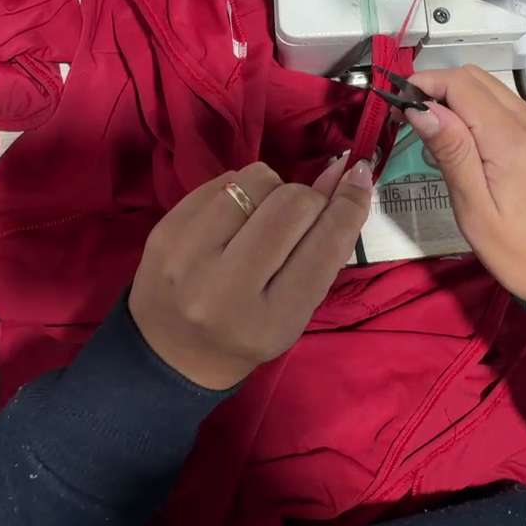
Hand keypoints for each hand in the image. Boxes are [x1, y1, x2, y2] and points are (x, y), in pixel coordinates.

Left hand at [128, 157, 372, 388]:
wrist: (168, 354)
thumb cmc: (248, 332)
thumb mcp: (296, 306)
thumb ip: (327, 241)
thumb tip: (354, 171)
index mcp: (271, 322)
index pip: (325, 245)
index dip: (350, 203)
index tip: (360, 175)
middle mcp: (225, 290)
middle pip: (293, 204)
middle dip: (309, 199)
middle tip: (301, 217)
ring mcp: (187, 257)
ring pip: (257, 179)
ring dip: (273, 189)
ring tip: (262, 218)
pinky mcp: (165, 229)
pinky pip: (224, 178)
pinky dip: (241, 189)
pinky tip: (233, 218)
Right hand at [404, 66, 525, 301]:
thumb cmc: (520, 253)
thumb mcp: (475, 210)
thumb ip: (451, 152)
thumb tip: (421, 108)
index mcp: (512, 141)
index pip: (461, 84)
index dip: (426, 84)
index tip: (401, 104)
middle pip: (477, 78)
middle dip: (440, 88)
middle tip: (416, 119)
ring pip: (496, 90)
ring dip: (463, 100)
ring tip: (443, 135)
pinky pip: (515, 108)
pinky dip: (487, 113)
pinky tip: (477, 145)